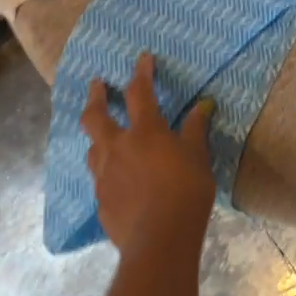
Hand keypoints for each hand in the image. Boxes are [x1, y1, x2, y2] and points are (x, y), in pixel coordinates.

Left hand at [81, 52, 217, 260]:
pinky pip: (100, 178)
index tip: (142, 58)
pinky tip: (118, 177)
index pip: (140, 93)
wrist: (159, 238)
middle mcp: (117, 149)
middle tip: (96, 85)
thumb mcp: (198, 155)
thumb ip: (195, 130)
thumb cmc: (186, 189)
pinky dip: (107, 169)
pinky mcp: (101, 202)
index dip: (141, 74)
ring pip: (92, 149)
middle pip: (95, 118)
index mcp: (145, 132)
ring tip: (103, 133)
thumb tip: (202, 106)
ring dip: (97, 136)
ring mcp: (104, 177)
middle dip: (95, 98)